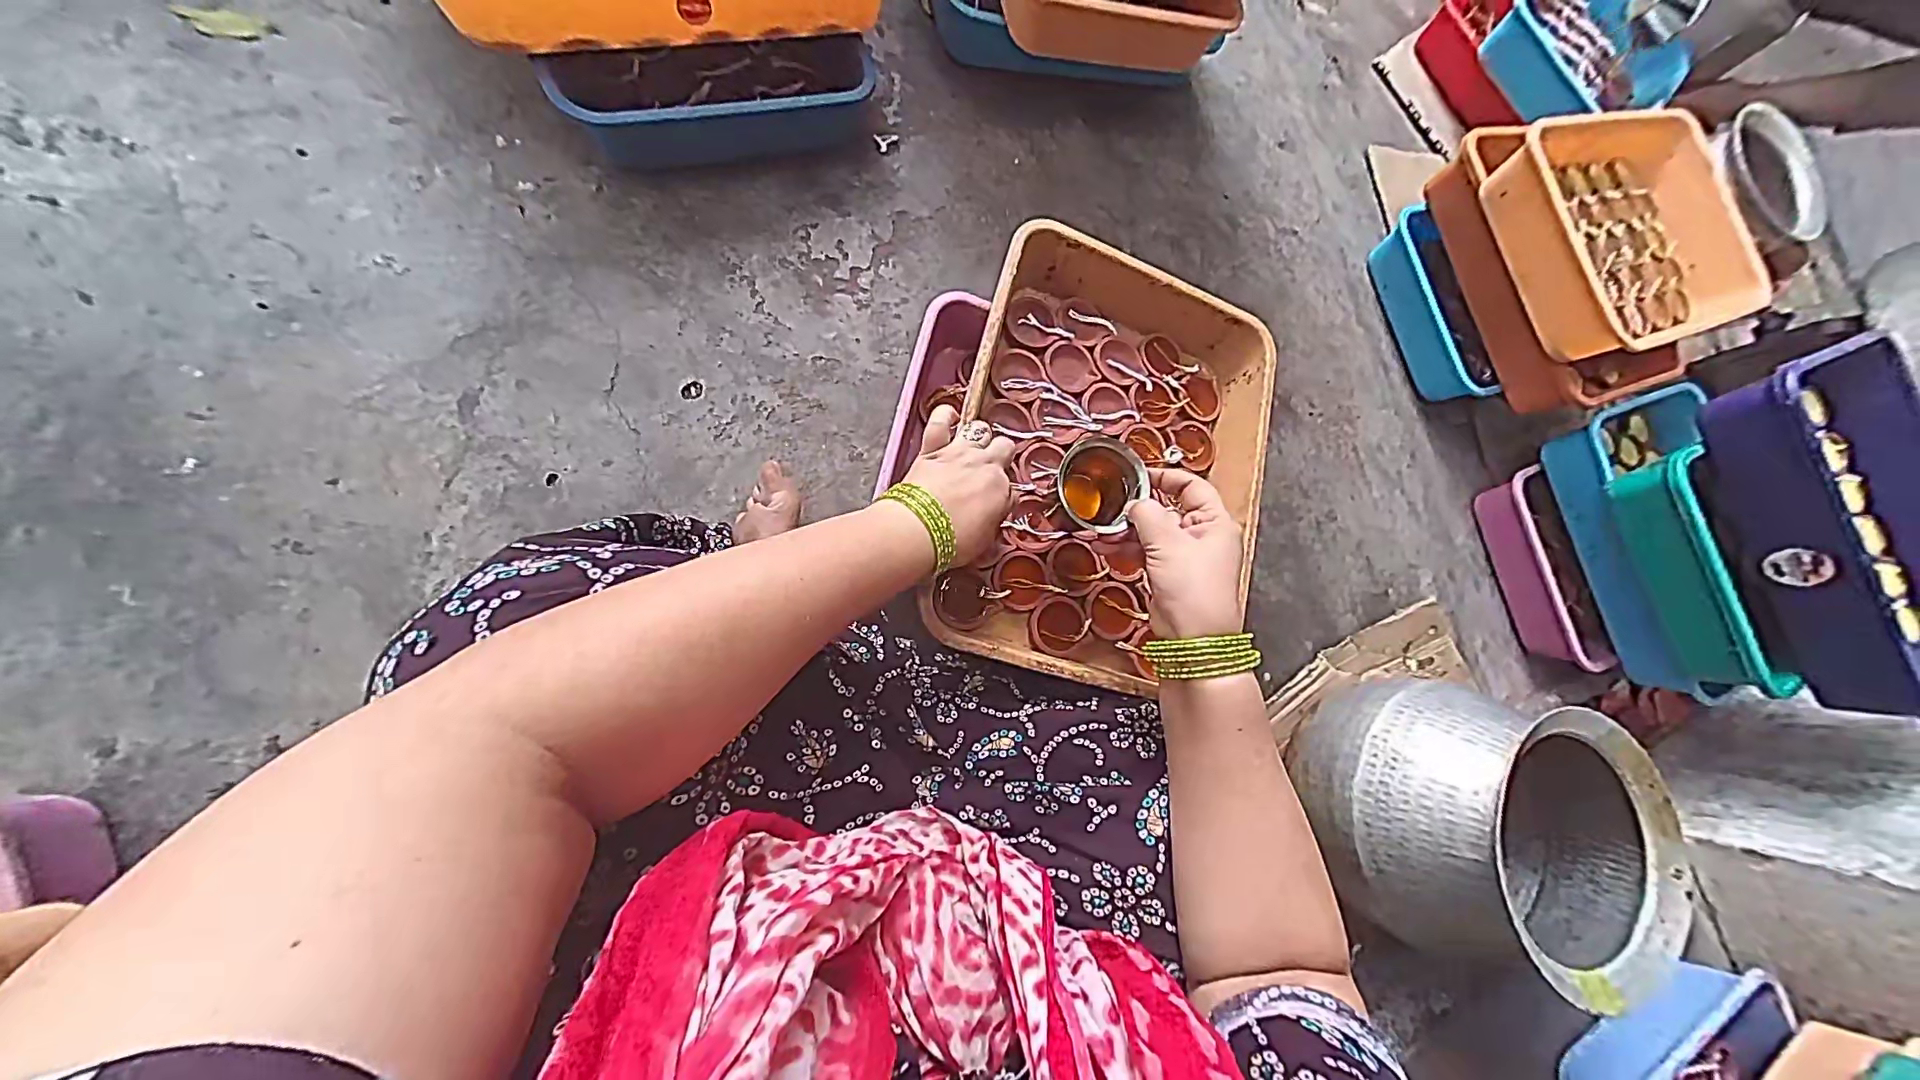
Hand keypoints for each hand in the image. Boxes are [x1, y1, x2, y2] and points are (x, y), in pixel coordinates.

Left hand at [899, 404, 1014, 565]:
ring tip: (973, 445)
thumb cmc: (950, 542)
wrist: (918, 532)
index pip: (1011, 487)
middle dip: (1001, 456)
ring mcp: (959, 453)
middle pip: (1005, 448)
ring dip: (979, 436)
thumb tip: (992, 522)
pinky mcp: (932, 449)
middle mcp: (985, 466)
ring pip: (980, 429)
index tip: (995, 503)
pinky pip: (941, 420)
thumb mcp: (983, 543)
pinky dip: (946, 415)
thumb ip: (992, 526)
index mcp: (1002, 491)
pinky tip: (950, 415)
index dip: (1003, 494)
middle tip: (990, 469)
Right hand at [1125, 469, 1244, 638]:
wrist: (1194, 638)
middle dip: (1141, 508)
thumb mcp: (1168, 544)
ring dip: (1130, 529)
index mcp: (1215, 523)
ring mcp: (1186, 556)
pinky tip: (1110, 545)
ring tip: (1107, 529)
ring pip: (1154, 532)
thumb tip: (1136, 503)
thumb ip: (1148, 516)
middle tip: (1117, 505)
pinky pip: (1147, 551)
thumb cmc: (1195, 591)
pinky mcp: (1170, 573)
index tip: (1142, 475)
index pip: (1192, 486)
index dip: (1166, 477)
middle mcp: (1203, 536)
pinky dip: (1130, 547)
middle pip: (1169, 509)